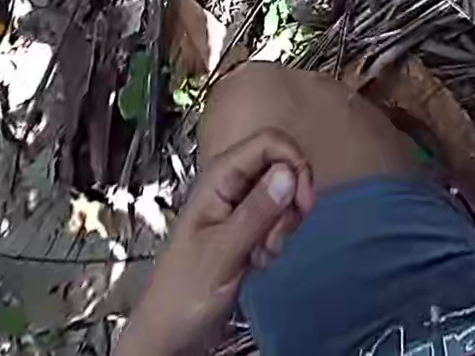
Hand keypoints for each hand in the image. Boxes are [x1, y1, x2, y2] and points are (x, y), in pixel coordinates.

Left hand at [118, 130, 316, 355]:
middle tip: (275, 238)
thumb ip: (257, 211)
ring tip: (261, 254)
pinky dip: (276, 238)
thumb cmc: (186, 291)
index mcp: (221, 174)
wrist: (168, 333)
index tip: (305, 203)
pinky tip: (258, 260)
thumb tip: (290, 172)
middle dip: (289, 202)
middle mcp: (232, 180)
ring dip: (282, 225)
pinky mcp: (246, 224)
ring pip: (282, 193)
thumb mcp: (222, 252)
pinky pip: (276, 217)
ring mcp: (239, 202)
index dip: (294, 163)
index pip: (270, 142)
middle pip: (281, 166)